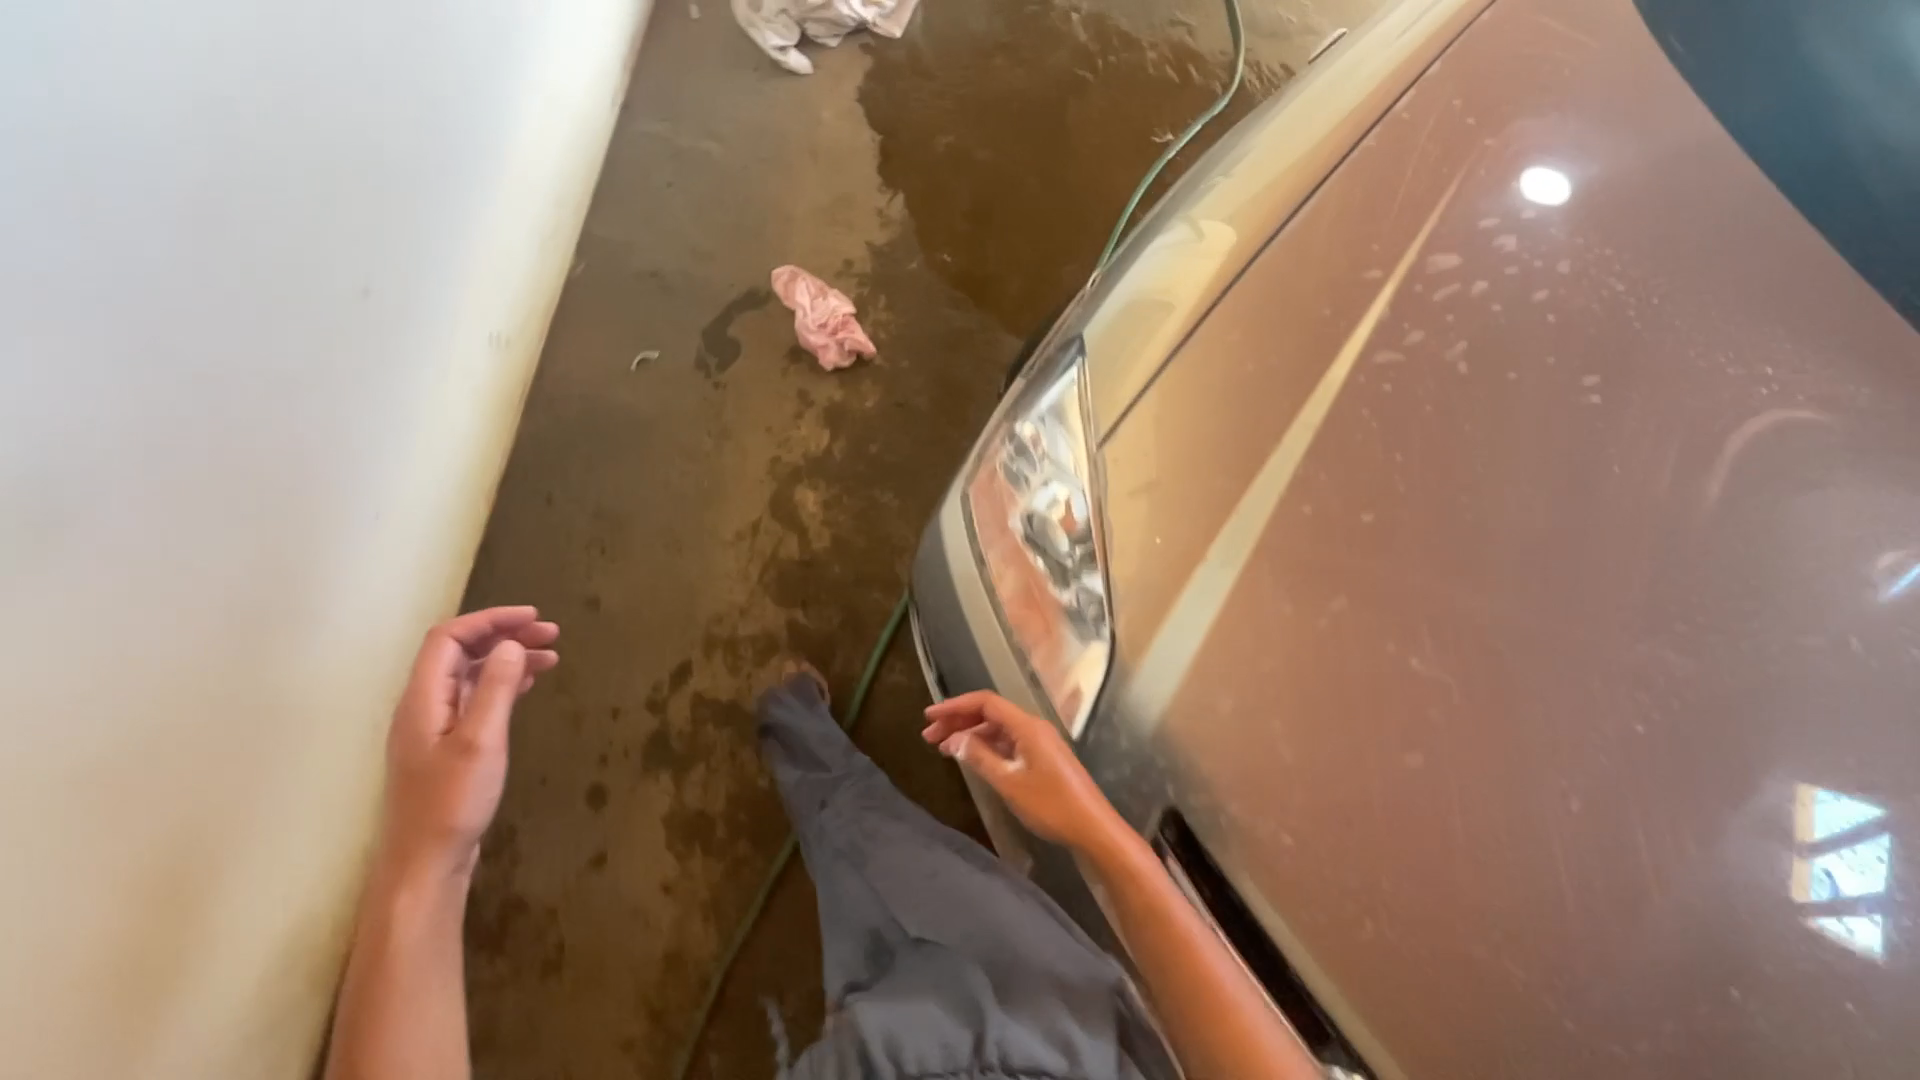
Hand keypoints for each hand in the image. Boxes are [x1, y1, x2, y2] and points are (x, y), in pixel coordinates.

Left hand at [378, 607, 559, 881]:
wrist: (426, 862)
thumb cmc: (452, 801)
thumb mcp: (481, 740)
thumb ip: (494, 688)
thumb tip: (510, 645)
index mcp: (422, 698)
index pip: (449, 638)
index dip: (490, 621)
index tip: (533, 618)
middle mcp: (423, 706)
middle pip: (459, 653)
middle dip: (503, 636)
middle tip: (551, 635)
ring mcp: (433, 727)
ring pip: (470, 676)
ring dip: (507, 660)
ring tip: (550, 657)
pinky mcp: (447, 747)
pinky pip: (474, 699)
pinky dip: (502, 685)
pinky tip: (526, 686)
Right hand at [922, 690, 1123, 854]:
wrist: (1092, 827)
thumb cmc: (1051, 805)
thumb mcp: (1009, 782)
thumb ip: (979, 757)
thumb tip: (953, 739)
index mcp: (1027, 726)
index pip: (985, 702)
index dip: (955, 706)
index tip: (929, 716)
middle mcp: (1033, 727)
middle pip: (990, 713)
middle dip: (959, 720)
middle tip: (929, 736)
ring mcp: (1039, 741)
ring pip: (998, 728)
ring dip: (971, 734)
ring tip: (944, 748)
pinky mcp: (1043, 757)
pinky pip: (1008, 741)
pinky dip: (987, 746)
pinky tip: (972, 758)